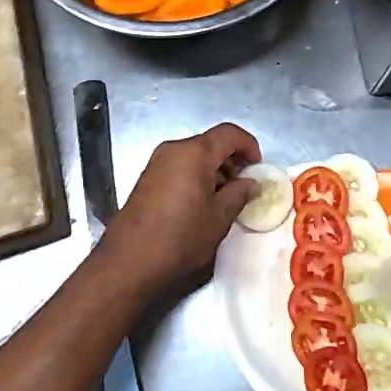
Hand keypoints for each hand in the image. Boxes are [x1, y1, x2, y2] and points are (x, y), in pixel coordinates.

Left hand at [100, 123, 261, 289]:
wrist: (132, 257)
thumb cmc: (181, 235)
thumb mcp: (219, 216)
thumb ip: (240, 193)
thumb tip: (250, 183)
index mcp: (194, 152)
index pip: (229, 133)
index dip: (249, 145)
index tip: (258, 167)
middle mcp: (174, 149)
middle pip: (210, 142)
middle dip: (231, 159)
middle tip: (244, 185)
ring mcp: (157, 162)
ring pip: (194, 155)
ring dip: (214, 169)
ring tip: (224, 198)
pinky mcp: (148, 177)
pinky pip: (179, 165)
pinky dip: (196, 175)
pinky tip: (201, 202)